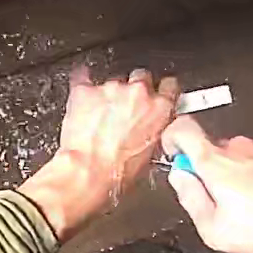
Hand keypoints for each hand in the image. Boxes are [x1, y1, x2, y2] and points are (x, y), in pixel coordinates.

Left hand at [19, 66, 179, 240]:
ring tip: (99, 120)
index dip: (162, 92)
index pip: (170, 87)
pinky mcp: (86, 90)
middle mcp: (138, 93)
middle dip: (134, 92)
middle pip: (141, 79)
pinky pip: (84, 80)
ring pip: (113, 83)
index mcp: (160, 109)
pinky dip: (84, 91)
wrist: (87, 173)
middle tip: (125, 111)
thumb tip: (150, 130)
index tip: (157, 96)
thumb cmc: (117, 173)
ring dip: (109, 97)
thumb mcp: (150, 156)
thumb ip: (155, 131)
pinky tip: (83, 104)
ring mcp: (111, 88)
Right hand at [159, 117, 252, 252]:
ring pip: (237, 155)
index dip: (171, 139)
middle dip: (210, 171)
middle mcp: (239, 146)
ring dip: (237, 175)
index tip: (174, 154)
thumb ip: (189, 198)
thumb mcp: (215, 229)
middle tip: (220, 202)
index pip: (182, 128)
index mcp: (216, 162)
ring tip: (252, 207)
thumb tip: (180, 178)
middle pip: (211, 149)